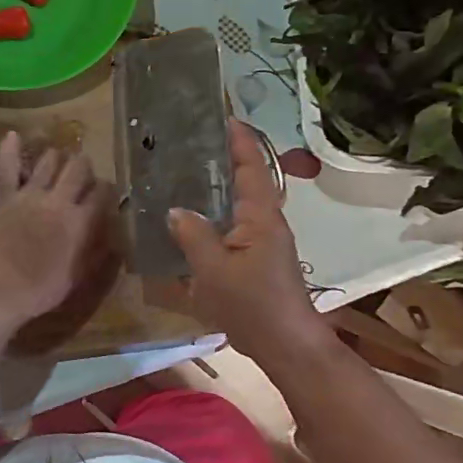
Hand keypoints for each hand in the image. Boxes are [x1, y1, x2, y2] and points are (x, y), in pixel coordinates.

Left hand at [0, 131, 111, 330]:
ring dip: (58, 158)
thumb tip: (115, 236)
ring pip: (49, 161)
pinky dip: (11, 150)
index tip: (107, 193)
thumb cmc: (40, 290)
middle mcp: (58, 200)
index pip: (103, 194)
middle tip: (84, 174)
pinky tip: (13, 135)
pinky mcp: (5, 196)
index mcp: (80, 221)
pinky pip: (9, 167)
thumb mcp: (78, 277)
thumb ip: (97, 252)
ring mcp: (29, 194)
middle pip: (78, 169)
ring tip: (60, 161)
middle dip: (85, 167)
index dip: (108, 190)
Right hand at [168, 119, 325, 360]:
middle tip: (192, 143)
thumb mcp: (213, 270)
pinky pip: (233, 226)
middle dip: (225, 159)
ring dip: (218, 187)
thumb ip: (193, 236)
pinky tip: (191, 221)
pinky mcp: (257, 259)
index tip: (223, 116)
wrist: (286, 346)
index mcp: (261, 217)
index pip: (252, 167)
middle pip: (247, 181)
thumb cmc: (253, 304)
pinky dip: (214, 214)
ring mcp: (263, 242)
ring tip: (185, 175)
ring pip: (239, 204)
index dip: (239, 141)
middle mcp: (266, 223)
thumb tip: (175, 210)